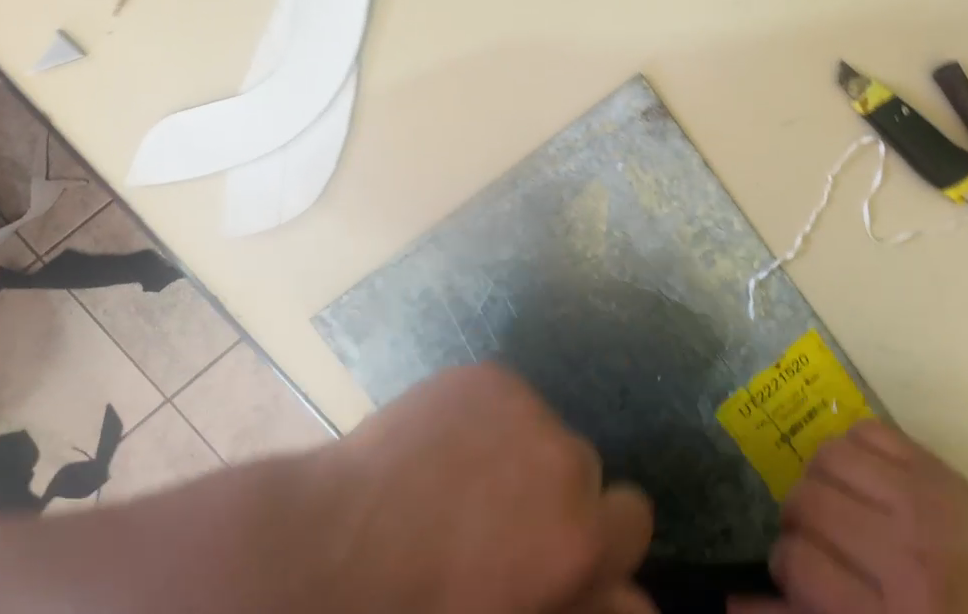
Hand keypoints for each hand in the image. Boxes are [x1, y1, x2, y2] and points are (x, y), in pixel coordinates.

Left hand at [302, 363, 655, 613]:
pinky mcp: (488, 377)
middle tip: (499, 515)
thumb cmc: (423, 604)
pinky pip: (505, 396)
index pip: (633, 522)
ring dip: (521, 448)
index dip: (595, 538)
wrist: (329, 546)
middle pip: (587, 468)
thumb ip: (584, 601)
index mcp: (581, 538)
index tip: (557, 547)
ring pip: (544, 427)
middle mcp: (568, 462)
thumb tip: (638, 599)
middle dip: (556, 491)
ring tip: (460, 476)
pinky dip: (484, 414)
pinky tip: (440, 442)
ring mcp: (526, 410)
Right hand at [735, 421, 967, 613]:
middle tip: (815, 535)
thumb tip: (729, 602)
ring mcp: (924, 503)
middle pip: (807, 502)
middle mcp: (904, 555)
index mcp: (885, 612)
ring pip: (829, 457)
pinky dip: (852, 448)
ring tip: (835, 501)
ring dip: (818, 478)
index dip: (785, 563)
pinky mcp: (938, 470)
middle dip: (796, 518)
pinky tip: (862, 478)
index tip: (798, 571)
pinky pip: (868, 429)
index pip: (798, 562)